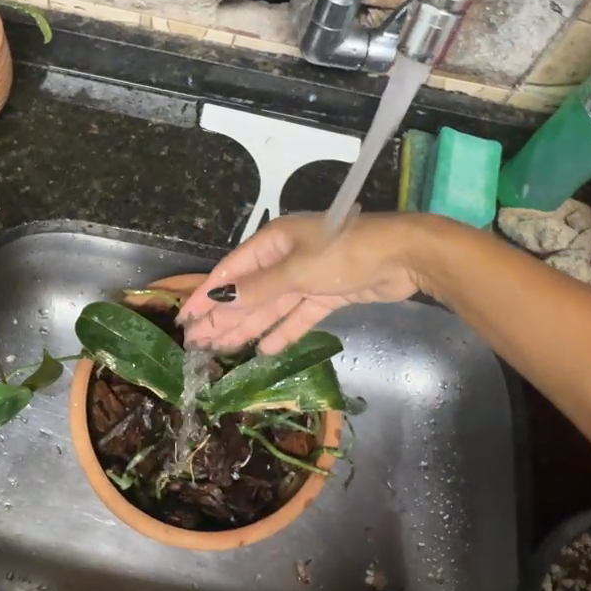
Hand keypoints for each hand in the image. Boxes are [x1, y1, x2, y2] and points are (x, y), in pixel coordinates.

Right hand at [179, 213, 431, 352]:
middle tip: (196, 343)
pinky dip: (282, 331)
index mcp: (275, 241)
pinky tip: (263, 349)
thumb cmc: (346, 252)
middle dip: (223, 316)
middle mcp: (287, 257)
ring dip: (247, 327)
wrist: (405, 256)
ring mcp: (308, 276)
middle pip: (249, 291)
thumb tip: (220, 300)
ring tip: (221, 350)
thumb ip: (259, 289)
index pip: (231, 271)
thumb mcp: (298, 270)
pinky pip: (297, 315)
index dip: (208, 294)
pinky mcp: (328, 294)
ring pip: (271, 306)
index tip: (185, 317)